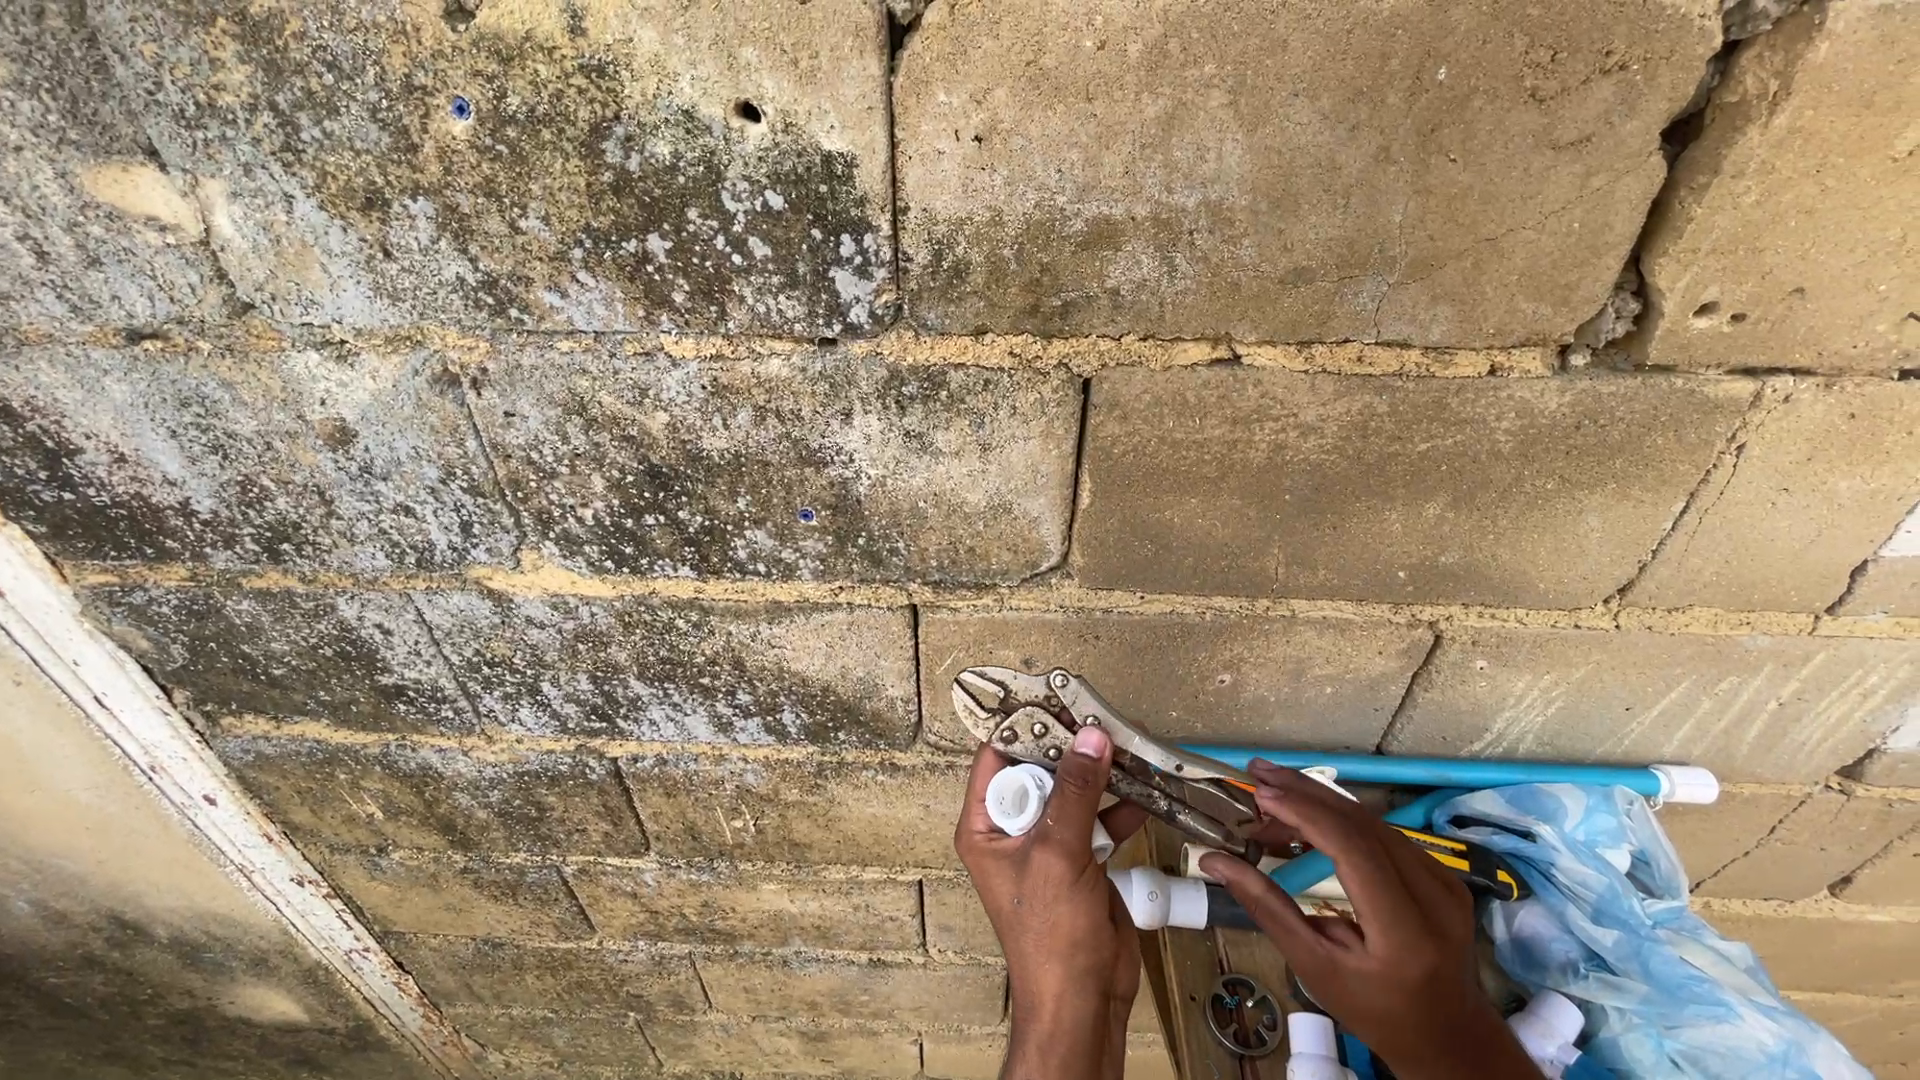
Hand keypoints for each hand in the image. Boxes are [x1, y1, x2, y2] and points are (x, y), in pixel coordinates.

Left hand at [954, 728, 1147, 1079]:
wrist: (1084, 997)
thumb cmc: (1051, 934)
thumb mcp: (1058, 852)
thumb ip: (1075, 792)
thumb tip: (1090, 737)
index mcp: (985, 826)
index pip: (996, 758)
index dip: (1021, 726)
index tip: (1051, 697)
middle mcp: (1013, 829)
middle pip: (1040, 769)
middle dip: (1070, 745)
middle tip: (1099, 715)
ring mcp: (1050, 843)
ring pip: (1074, 791)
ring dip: (1100, 771)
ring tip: (1127, 741)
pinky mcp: (1083, 858)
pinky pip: (1100, 817)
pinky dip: (1121, 803)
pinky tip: (1144, 786)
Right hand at [1200, 762, 1541, 1079]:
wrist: (1449, 1036)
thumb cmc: (1375, 1010)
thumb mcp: (1314, 967)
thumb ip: (1267, 908)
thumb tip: (1214, 860)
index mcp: (1405, 930)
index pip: (1353, 849)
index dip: (1305, 814)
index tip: (1260, 795)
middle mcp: (1435, 896)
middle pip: (1363, 823)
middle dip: (1305, 792)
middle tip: (1256, 773)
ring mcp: (1444, 880)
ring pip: (1373, 820)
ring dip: (1318, 800)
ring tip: (1270, 792)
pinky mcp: (1442, 873)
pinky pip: (1383, 832)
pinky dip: (1339, 817)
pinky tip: (1305, 814)